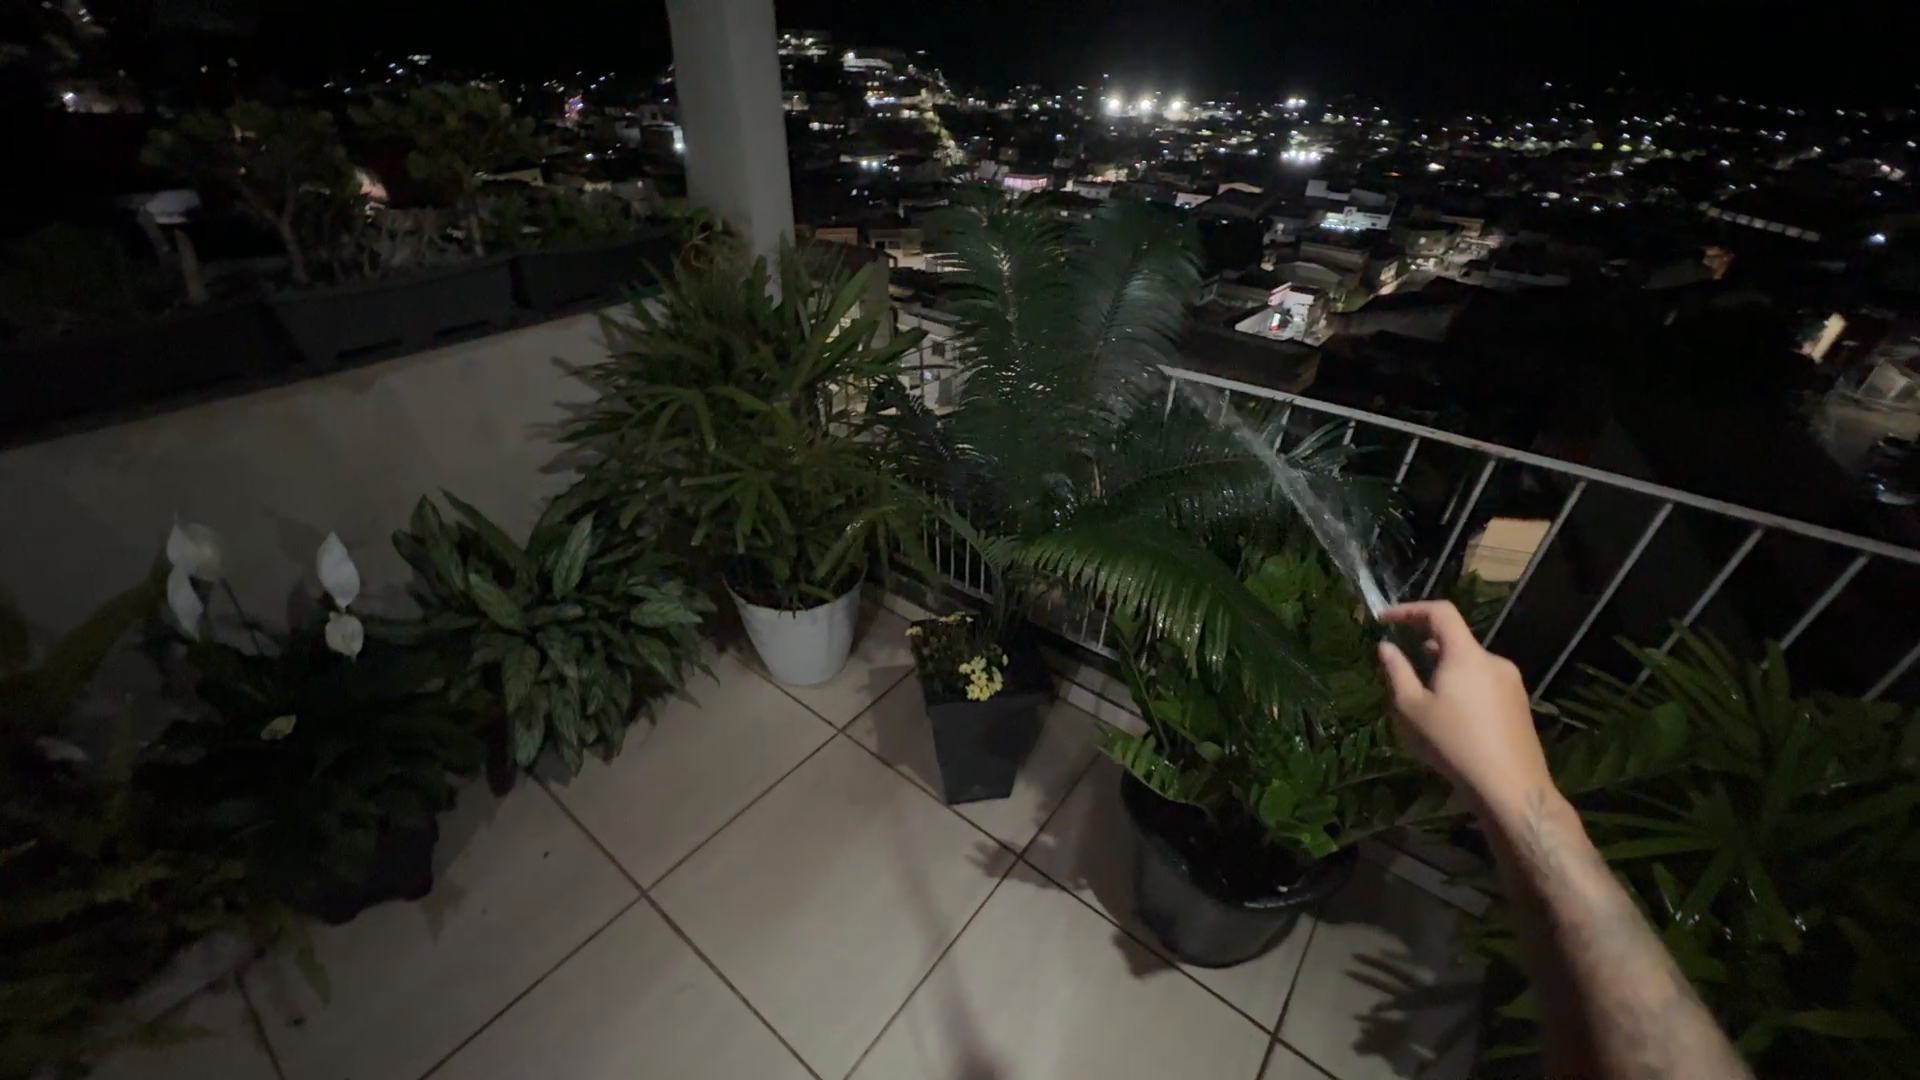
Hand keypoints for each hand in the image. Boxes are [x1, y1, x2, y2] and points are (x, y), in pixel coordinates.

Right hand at [1376, 601, 1553, 823]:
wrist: (1510, 786)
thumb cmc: (1453, 742)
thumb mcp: (1411, 707)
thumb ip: (1397, 671)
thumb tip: (1385, 646)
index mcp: (1466, 656)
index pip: (1441, 612)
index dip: (1410, 609)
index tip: (1385, 619)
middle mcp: (1493, 661)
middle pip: (1454, 639)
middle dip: (1423, 644)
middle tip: (1401, 667)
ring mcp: (1511, 682)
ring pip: (1468, 662)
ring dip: (1442, 667)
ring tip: (1423, 696)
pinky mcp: (1518, 703)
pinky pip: (1483, 680)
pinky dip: (1460, 683)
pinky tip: (1449, 714)